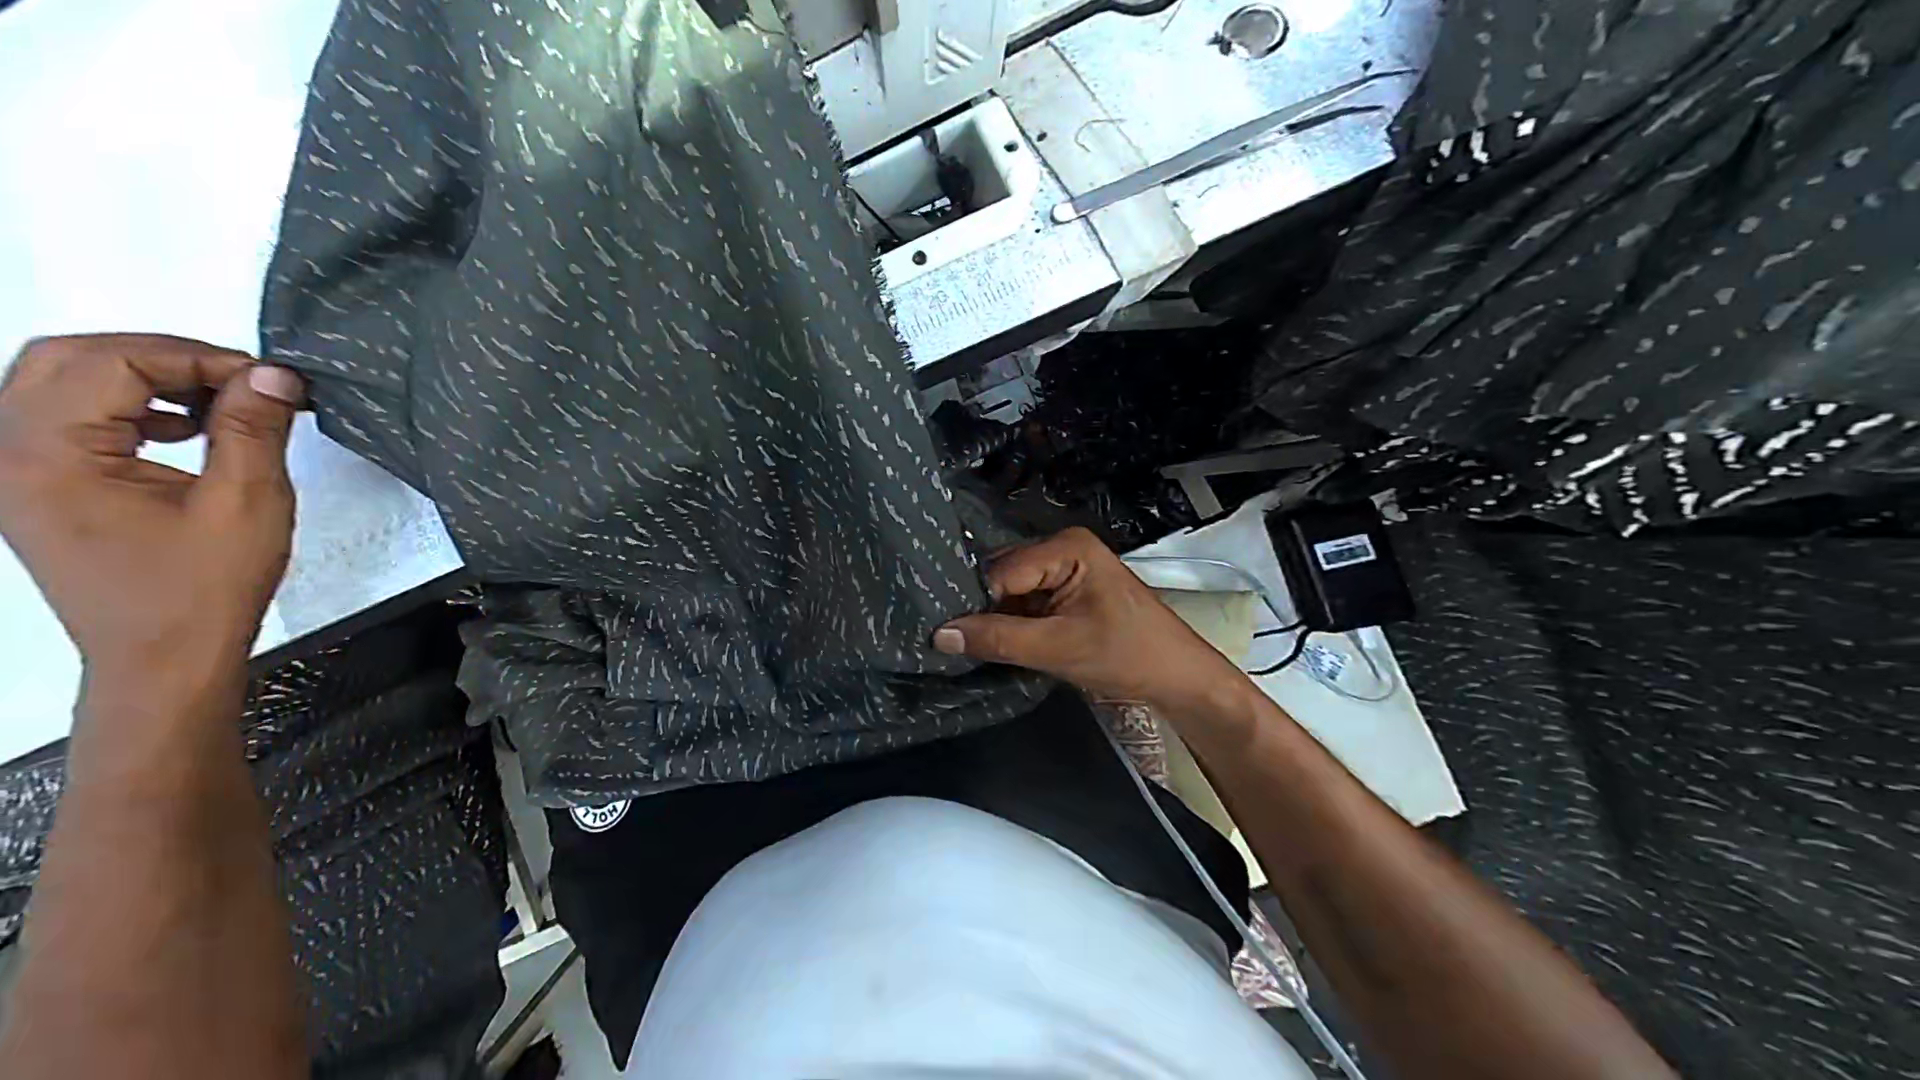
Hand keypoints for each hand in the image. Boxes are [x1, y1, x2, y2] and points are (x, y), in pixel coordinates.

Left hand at [0, 334, 305, 686]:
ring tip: (220, 402)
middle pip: (66, 358)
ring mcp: (10, 469)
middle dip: (163, 356)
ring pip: (59, 381)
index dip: (197, 358)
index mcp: (47, 453)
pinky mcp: (33, 484)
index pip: (112, 363)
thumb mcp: (248, 503)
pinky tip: (185, 430)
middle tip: (242, 379)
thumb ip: (253, 430)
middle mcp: (5, 450)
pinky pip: (64, 415)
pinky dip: (127, 405)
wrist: (164, 656)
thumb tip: (273, 375)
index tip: (270, 381)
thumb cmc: (206, 586)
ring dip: (144, 377)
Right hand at [933, 527, 1244, 708]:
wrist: (1177, 677)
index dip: (973, 601)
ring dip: (995, 619)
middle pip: (1001, 576)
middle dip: (981, 608)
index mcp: (1066, 547)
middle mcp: (1062, 549)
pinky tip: (994, 642)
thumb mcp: (1058, 648)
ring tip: (965, 642)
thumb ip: (999, 639)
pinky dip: (1011, 624)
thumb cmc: (1129, 655)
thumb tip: (941, 633)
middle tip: (947, 637)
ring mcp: (1065, 571)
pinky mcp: (1066, 593)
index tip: (942, 629)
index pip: (1000, 570)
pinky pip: (1024, 603)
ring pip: (1009, 592)